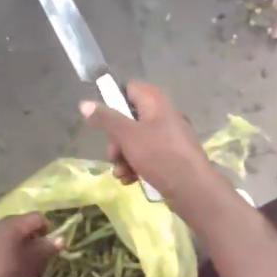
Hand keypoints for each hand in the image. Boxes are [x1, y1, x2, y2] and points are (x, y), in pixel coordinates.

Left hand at [0, 214, 62, 276]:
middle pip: (23, 226)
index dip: (49, 230)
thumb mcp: (30, 263)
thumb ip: (45, 249)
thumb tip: (60, 238)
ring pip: (11, 236)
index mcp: (13, 223)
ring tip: (27, 270)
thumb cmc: (5, 273)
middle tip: (41, 262)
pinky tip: (10, 272)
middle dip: (36, 242)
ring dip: (23, 249)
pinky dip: (9, 254)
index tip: (52, 250)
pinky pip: (0, 244)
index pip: (38, 217)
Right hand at [79, 81, 221, 204]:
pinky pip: (146, 155)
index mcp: (155, 102)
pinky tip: (130, 180)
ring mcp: (168, 136)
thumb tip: (84, 103)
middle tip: (113, 154)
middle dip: (115, 139)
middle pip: (128, 118)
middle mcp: (163, 115)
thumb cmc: (160, 155)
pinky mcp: (170, 156)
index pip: (129, 88)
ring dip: (123, 157)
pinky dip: (136, 166)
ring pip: (135, 140)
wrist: (193, 189)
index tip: (102, 118)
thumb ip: (106, 119)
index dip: (113, 100)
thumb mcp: (128, 136)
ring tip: (121, 173)